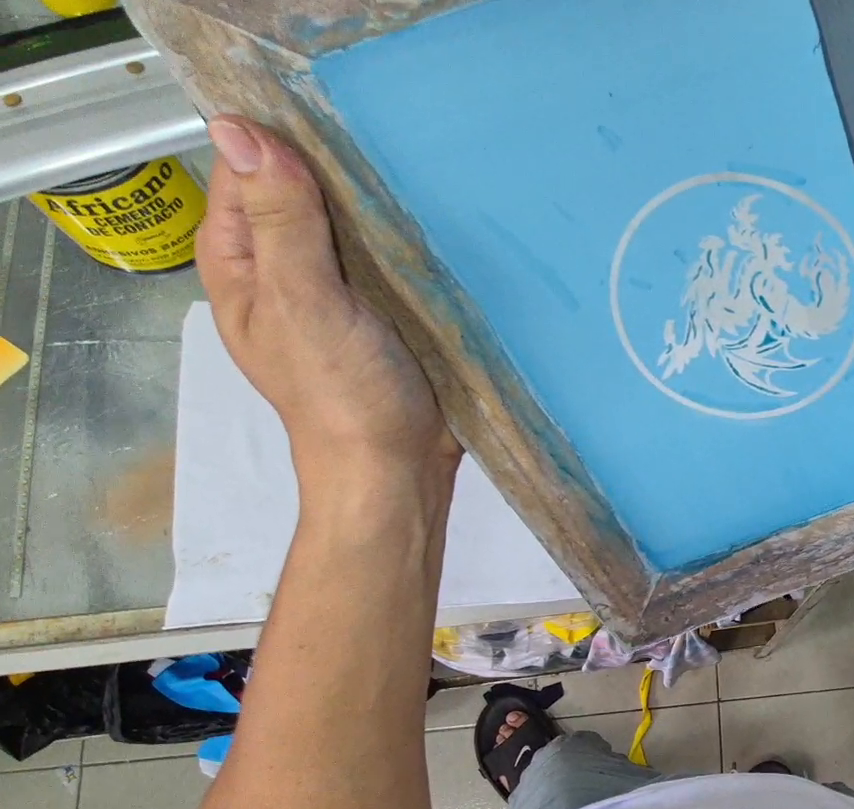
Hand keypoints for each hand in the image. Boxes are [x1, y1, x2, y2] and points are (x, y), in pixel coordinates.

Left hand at [199, 116, 459, 484]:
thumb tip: (240, 129)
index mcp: (246, 261)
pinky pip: (396, 266)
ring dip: (388, 213)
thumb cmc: (342, 390)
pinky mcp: (392, 317)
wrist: (398, 464)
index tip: (340, 129)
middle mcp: (289, 271)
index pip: (249, 172)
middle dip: (347, 177)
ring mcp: (343, 296)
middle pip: (308, 198)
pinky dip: (415, 250)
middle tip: (399, 155)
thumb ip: (280, 221)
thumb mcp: (303, 300)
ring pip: (358, 232)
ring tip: (430, 189)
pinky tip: (443, 238)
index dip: (285, 146)